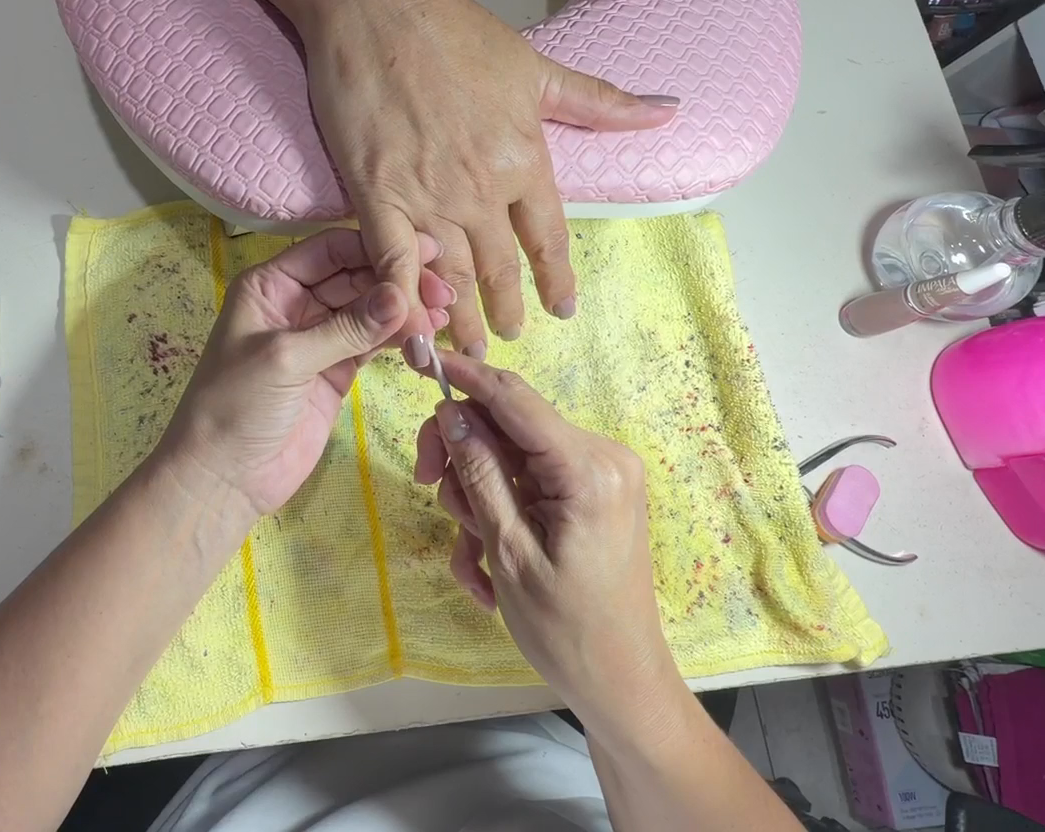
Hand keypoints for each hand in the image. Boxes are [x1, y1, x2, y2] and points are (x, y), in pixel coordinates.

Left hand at [158, 228, 452, 518]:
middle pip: (354, 276)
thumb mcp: (286, 359)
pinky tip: (429, 335)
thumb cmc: (235, 406)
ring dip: (404, 309)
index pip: (330, 250)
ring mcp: (319, 337)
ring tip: (447, 309)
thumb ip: (346, 328)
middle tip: (444, 286)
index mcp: (271, 285)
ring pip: (368, 310)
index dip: (374, 246)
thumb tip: (402, 297)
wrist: (224, 477)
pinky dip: (399, 338)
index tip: (422, 249)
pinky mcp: (336, 370)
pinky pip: (372, 343)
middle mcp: (295, 303)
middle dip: (396, 279)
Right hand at [304, 0, 676, 364]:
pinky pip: (394, 264)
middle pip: (498, 267)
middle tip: (509, 338)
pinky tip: (408, 333)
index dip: (556, 278)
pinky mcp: (377, 197)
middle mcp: (482, 190)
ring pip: (451, 275)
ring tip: (466, 349)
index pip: (548, 238)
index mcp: (524, 159)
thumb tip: (668, 110)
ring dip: (461, 319)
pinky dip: (403, 302)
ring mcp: (429, 198)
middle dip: (506, 309)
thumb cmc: (454, 31)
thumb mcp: (536, 65)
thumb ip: (599, 101)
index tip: (562, 309)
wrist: (378, 8)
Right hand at [412, 351, 677, 714]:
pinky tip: (486, 566)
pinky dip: (496, 514)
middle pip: (505, 423)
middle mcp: (599, 456)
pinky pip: (524, 483)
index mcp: (587, 468)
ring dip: (474, 495)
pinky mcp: (587, 493)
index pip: (514, 398)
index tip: (422, 358)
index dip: (465, 376)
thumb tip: (451, 411)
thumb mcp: (507, 550)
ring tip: (473, 553)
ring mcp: (596, 475)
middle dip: (460, 453)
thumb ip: (479, 472)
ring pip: (507, 455)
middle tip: (427, 484)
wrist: (622, 685)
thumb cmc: (566, 630)